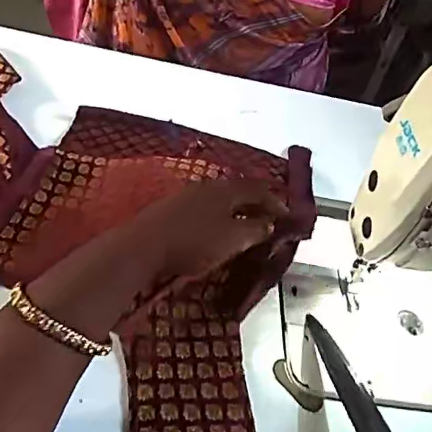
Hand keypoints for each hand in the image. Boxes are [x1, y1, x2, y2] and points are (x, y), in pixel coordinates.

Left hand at [27, 177, 286, 336]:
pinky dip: (220, 215)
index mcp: (227, 189)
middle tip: (270, 219)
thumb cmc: (193, 242)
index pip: (259, 189)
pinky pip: (207, 207)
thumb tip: (268, 223)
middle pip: (240, 191)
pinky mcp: (173, 208)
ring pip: (222, 198)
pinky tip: (218, 229)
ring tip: (247, 225)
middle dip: (257, 204)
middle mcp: (209, 186)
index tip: (288, 216)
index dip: (276, 202)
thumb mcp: (233, 239)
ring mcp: (188, 195)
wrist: (143, 245)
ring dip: (238, 210)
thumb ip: (255, 229)